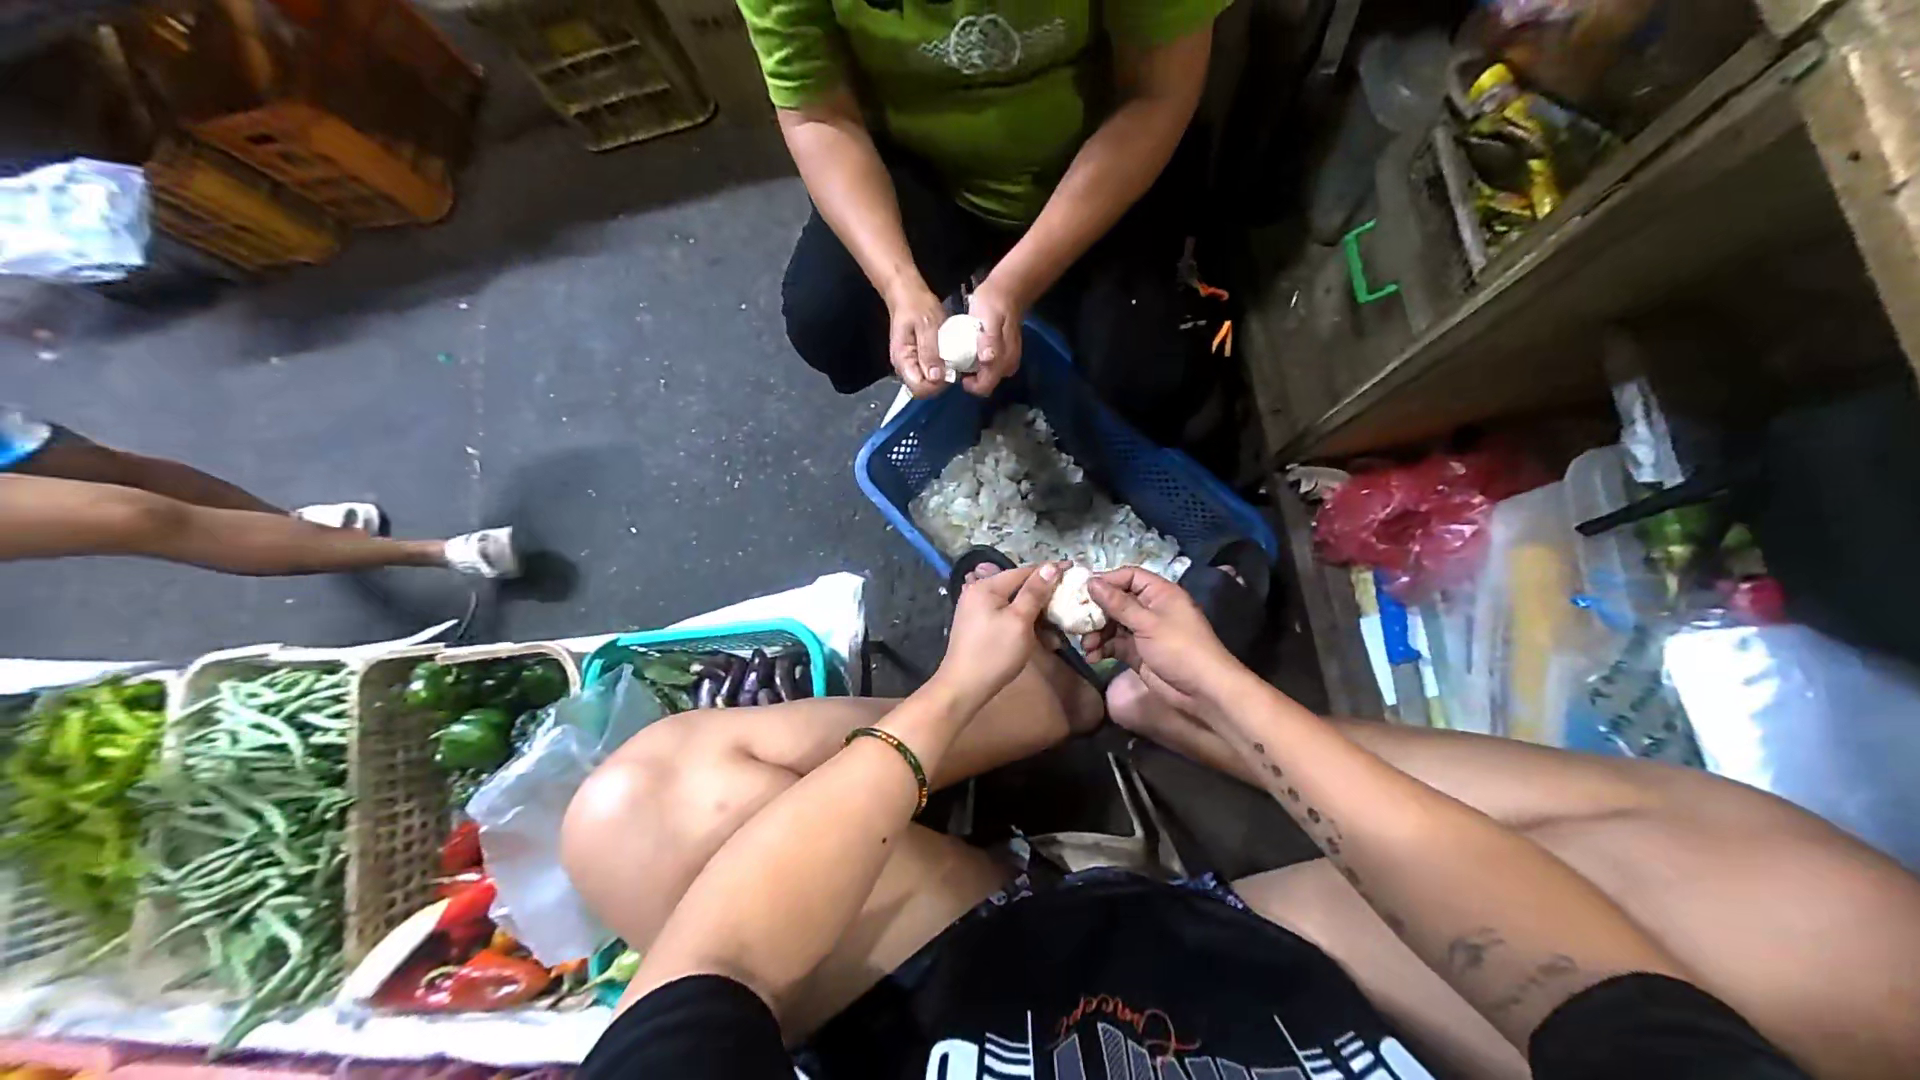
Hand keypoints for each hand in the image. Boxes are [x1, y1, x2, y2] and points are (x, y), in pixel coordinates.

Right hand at [885, 282, 950, 398]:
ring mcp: (910, 365)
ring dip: (941, 376)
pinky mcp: (917, 360)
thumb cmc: (916, 305)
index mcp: (902, 360)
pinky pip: (929, 373)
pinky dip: (940, 369)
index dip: (936, 385)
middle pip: (923, 389)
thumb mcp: (927, 325)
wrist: (907, 293)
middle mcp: (904, 367)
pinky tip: (946, 357)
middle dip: (940, 382)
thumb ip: (930, 352)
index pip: (919, 388)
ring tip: (951, 360)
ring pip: (927, 383)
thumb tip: (935, 378)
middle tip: (953, 364)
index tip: (949, 371)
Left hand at [936, 562, 1063, 708]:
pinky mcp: (979, 627)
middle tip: (1067, 607)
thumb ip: (1035, 592)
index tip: (1073, 571)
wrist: (963, 688)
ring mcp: (977, 610)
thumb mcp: (1020, 620)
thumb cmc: (994, 653)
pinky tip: (1039, 639)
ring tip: (1055, 632)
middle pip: (1018, 588)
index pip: (1024, 571)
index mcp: (986, 586)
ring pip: (1014, 605)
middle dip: (1044, 599)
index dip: (1049, 572)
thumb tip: (1051, 565)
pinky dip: (1023, 625)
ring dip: (1036, 616)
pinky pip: (1006, 618)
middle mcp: (979, 593)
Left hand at [963, 281, 1024, 397]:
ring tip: (963, 355)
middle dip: (971, 378)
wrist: (1007, 290)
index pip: (986, 386)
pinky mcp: (1004, 356)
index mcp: (1004, 359)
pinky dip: (978, 364)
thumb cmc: (994, 303)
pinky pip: (989, 368)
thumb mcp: (989, 317)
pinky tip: (971, 351)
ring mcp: (1007, 361)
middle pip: (986, 383)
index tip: (959, 371)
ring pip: (987, 376)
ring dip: (974, 371)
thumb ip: (990, 340)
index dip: (970, 384)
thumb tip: (988, 360)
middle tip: (958, 361)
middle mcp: (1008, 365)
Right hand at [1082, 567, 1240, 705]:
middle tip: (1078, 620)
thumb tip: (1091, 581)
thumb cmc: (1179, 648)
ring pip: (1113, 624)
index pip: (1129, 576)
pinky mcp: (1138, 653)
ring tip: (1087, 645)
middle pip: (1117, 601)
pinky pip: (1115, 644)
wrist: (1203, 691)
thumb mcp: (1147, 623)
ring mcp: (1144, 632)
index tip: (1083, 590)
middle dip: (1097, 611)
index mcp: (1160, 593)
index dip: (1107, 580)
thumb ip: (1118, 603)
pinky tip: (1093, 657)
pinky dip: (1103, 649)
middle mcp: (1151, 608)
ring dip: (1097, 633)